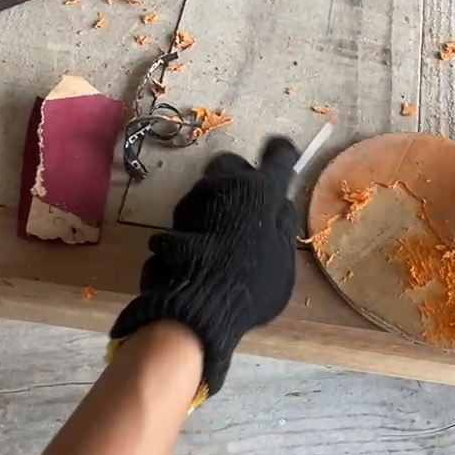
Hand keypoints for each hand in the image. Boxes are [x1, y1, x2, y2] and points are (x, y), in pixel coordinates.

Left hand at [109, 137, 299, 396]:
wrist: (200, 302)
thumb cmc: (253, 282)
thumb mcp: (282, 259)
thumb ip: (281, 228)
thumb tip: (280, 206)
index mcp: (262, 191)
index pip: (279, 157)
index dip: (282, 153)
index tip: (282, 154)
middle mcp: (228, 185)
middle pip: (231, 164)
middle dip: (237, 177)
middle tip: (244, 203)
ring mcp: (194, 201)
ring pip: (204, 190)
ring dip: (212, 204)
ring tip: (218, 237)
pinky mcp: (171, 221)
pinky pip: (187, 219)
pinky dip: (193, 228)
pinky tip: (199, 252)